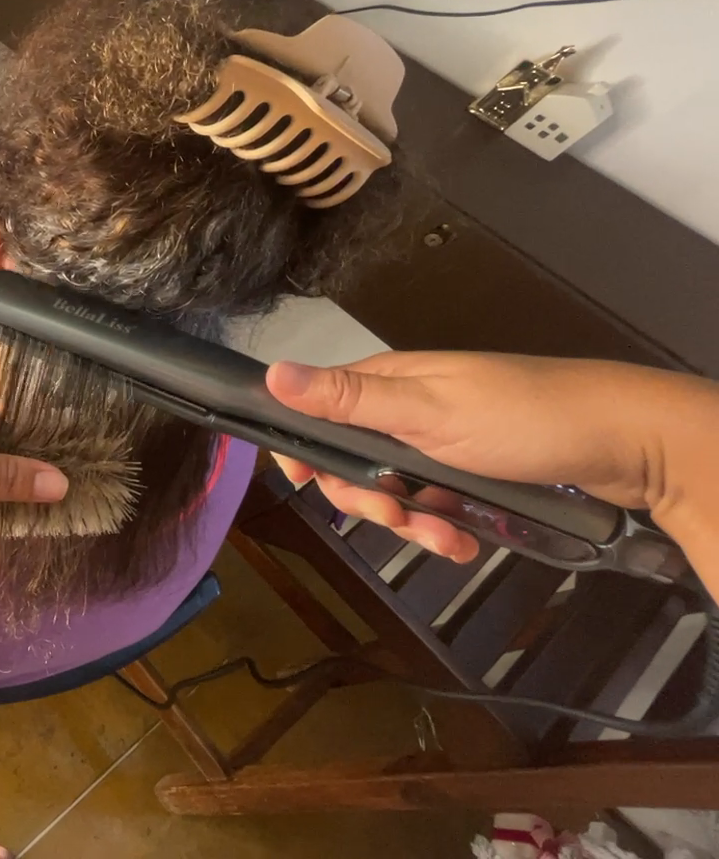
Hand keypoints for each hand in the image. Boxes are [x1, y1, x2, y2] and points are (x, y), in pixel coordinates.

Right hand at [264, 351, 712, 562]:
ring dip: (406, 520)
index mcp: (383, 385)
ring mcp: (437, 443)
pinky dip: (439, 527)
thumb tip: (270, 373)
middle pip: (347, 460)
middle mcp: (402, 411)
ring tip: (443, 539)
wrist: (643, 445)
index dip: (303, 450)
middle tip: (391, 517)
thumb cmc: (525, 419)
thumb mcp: (426, 411)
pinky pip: (431, 503)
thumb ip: (346, 399)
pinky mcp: (470, 472)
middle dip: (362, 496)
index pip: (312, 414)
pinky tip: (462, 541)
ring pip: (390, 488)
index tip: (308, 482)